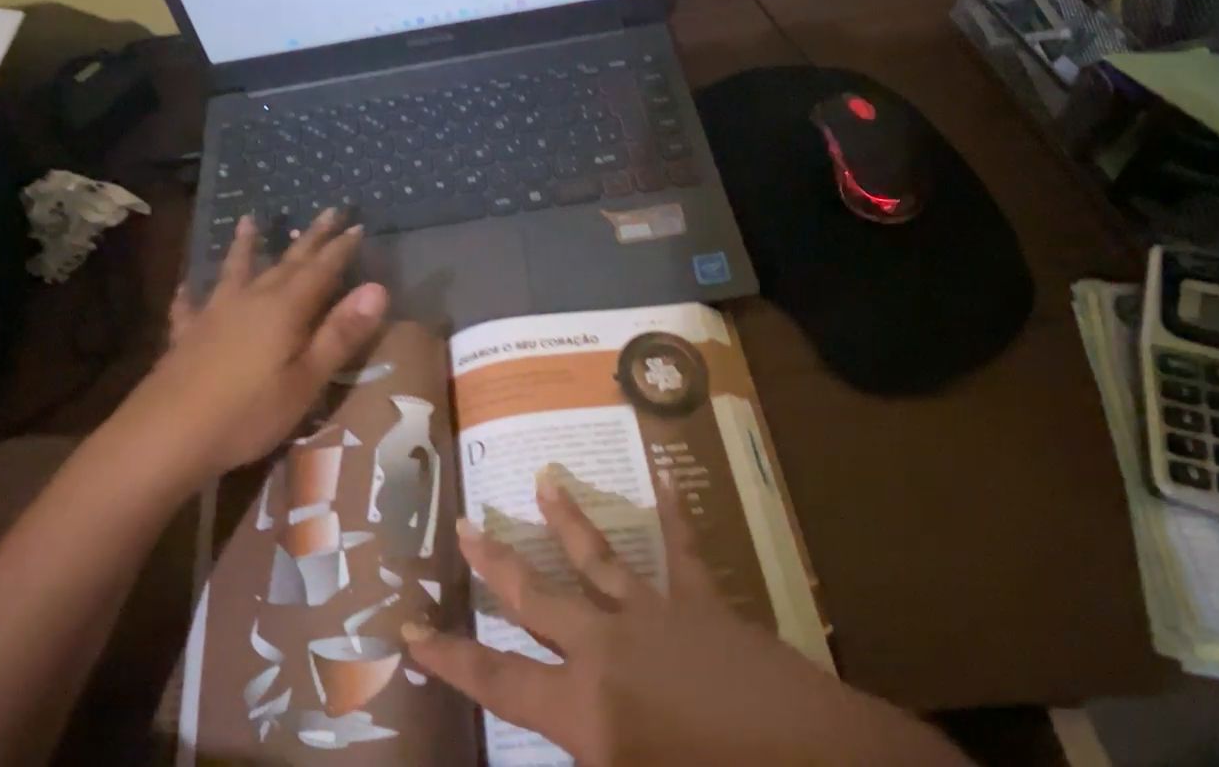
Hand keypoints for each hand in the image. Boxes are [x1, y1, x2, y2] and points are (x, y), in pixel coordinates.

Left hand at [123, 209, 386, 476]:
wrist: (166, 436)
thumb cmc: (248, 414)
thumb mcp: (306, 381)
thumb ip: (340, 334)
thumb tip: (377, 288)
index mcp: (285, 310)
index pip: (321, 270)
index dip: (340, 249)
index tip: (357, 224)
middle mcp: (250, 301)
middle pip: (285, 263)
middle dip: (309, 239)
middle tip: (327, 211)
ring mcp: (213, 316)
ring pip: (235, 272)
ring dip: (245, 246)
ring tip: (248, 220)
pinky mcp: (186, 337)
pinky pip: (190, 305)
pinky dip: (191, 292)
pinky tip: (187, 286)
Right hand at [403, 475, 973, 766]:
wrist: (810, 760)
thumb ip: (588, 754)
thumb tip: (569, 739)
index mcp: (582, 708)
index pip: (496, 681)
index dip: (448, 658)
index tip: (408, 627)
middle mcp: (605, 649)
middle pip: (536, 599)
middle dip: (496, 564)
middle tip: (466, 524)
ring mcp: (655, 617)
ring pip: (598, 559)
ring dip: (567, 521)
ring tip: (545, 479)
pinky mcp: (704, 605)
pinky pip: (682, 553)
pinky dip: (671, 517)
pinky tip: (665, 480)